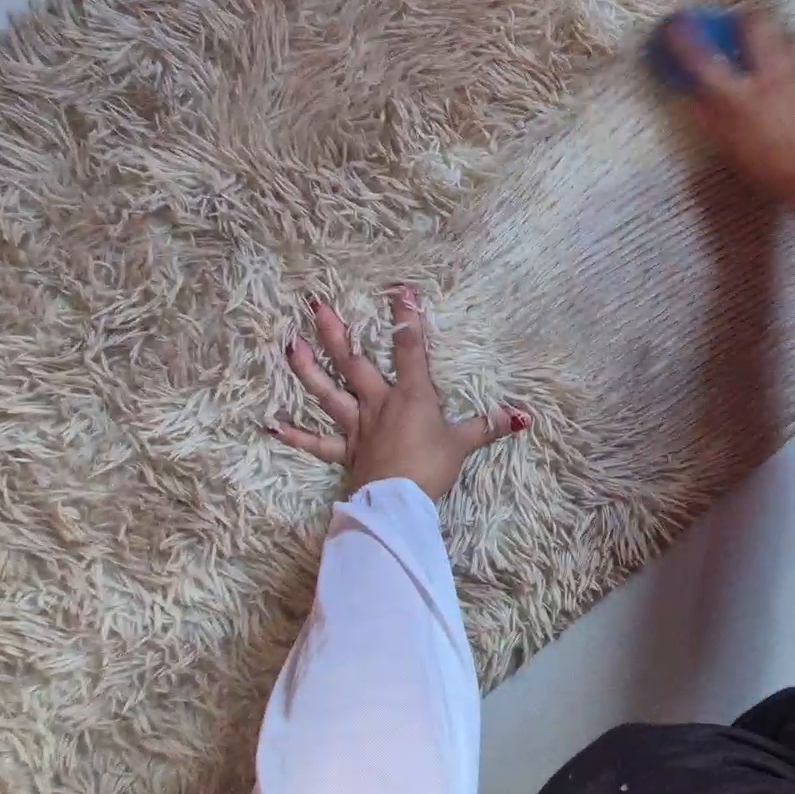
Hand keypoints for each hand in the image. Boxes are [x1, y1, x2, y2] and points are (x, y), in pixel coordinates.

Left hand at [273, 288, 527, 500]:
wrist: (397, 504)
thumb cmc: (431, 467)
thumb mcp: (463, 443)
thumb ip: (488, 425)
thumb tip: (522, 416)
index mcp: (410, 395)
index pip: (410, 349)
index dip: (407, 319)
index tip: (401, 289)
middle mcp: (378, 403)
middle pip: (354, 362)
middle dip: (336, 332)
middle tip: (317, 305)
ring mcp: (358, 426)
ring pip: (327, 393)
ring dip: (306, 369)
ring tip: (289, 344)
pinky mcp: (346, 451)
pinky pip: (316, 442)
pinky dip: (295, 433)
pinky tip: (272, 423)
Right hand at [666, 10, 794, 202]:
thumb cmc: (769, 170)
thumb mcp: (729, 145)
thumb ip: (709, 113)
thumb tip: (695, 87)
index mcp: (737, 98)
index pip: (700, 58)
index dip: (683, 37)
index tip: (675, 24)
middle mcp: (767, 75)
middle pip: (752, 22)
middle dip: (743, 21)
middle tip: (741, 33)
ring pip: (786, 34)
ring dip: (777, 43)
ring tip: (777, 63)